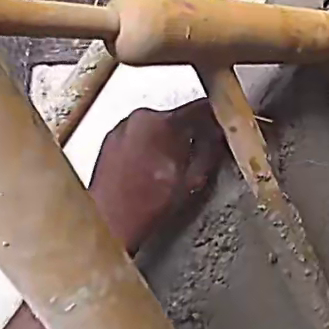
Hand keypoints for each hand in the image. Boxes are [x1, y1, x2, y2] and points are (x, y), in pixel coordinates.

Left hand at [89, 100, 224, 251]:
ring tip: (169, 167)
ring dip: (166, 139)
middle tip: (197, 154)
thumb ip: (210, 153)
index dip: (215, 117)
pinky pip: (138, 134)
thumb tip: (218, 138)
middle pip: (177, 116)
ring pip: (156, 125)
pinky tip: (149, 168)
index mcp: (165, 124)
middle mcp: (141, 118)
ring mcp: (123, 127)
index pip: (200, 108)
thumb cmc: (145, 206)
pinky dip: (147, 145)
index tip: (220, 124)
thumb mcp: (192, 182)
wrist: (108, 220)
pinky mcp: (111, 138)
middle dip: (190, 132)